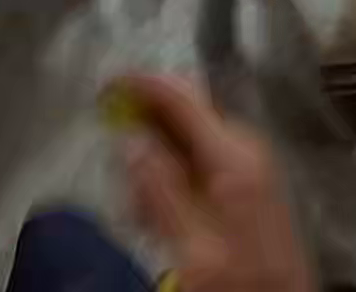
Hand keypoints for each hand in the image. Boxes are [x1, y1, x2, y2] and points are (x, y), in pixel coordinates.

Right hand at [115, 75, 312, 291]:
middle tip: (119, 166)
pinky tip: (160, 211)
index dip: (141, 84)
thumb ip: (160, 190)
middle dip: (146, 129)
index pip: (181, 95)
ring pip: (187, 135)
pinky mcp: (247, 176)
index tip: (107, 86)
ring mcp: (248, 158)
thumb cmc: (241, 286)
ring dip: (156, 159)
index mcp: (234, 153)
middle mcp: (244, 143)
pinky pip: (199, 156)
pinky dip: (173, 173)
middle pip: (183, 111)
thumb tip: (129, 138)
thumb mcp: (193, 251)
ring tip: (139, 210)